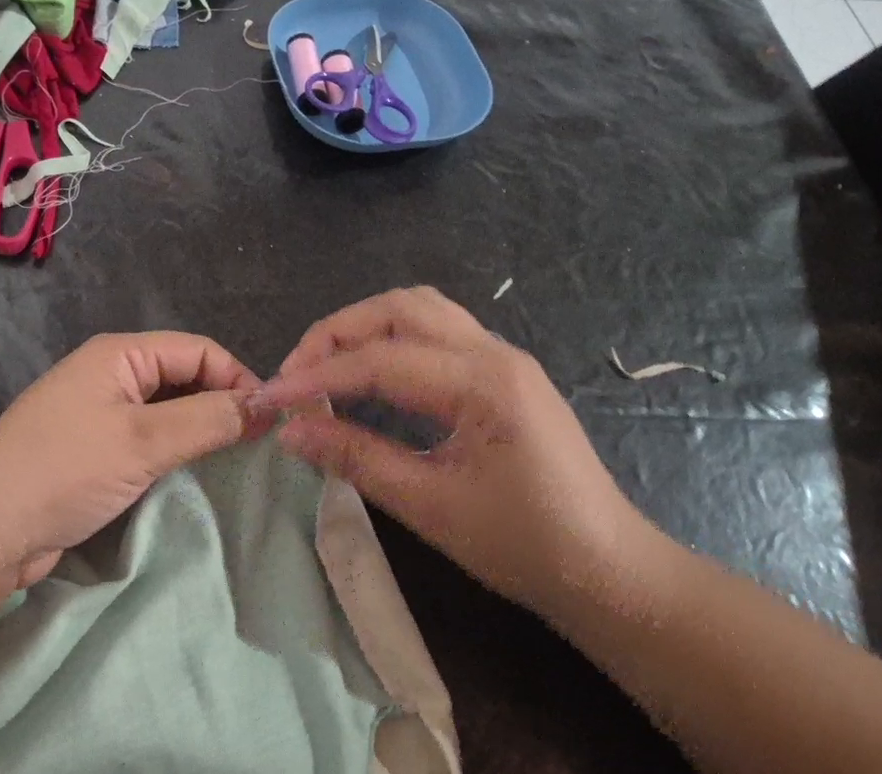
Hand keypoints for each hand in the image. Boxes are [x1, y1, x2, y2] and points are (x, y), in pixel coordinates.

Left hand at [0, 332, 266, 587]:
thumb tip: (267, 404)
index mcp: (119, 355)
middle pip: (183, 377)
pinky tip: (193, 474)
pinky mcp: (92, 451)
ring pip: (167, 411)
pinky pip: (146, 440)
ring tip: (236, 461)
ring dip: (199, 430)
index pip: (198, 350)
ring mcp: (98, 414)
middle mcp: (110, 375)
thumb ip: (207, 420)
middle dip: (221, 403)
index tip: (271, 422)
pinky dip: (174, 451)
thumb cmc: (65, 471)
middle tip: (260, 446)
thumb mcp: (142, 442)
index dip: (238, 378)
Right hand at [251, 288, 664, 617]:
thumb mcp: (431, 507)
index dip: (316, 376)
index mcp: (483, 382)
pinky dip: (391, 339)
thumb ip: (357, 458)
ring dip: (364, 328)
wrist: (611, 573)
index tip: (269, 398)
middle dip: (336, 334)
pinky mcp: (503, 374)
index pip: (379, 359)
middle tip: (295, 377)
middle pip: (398, 308)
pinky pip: (436, 332)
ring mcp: (502, 358)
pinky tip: (371, 376)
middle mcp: (494, 353)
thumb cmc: (526, 546)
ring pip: (418, 309)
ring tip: (326, 369)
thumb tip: (291, 431)